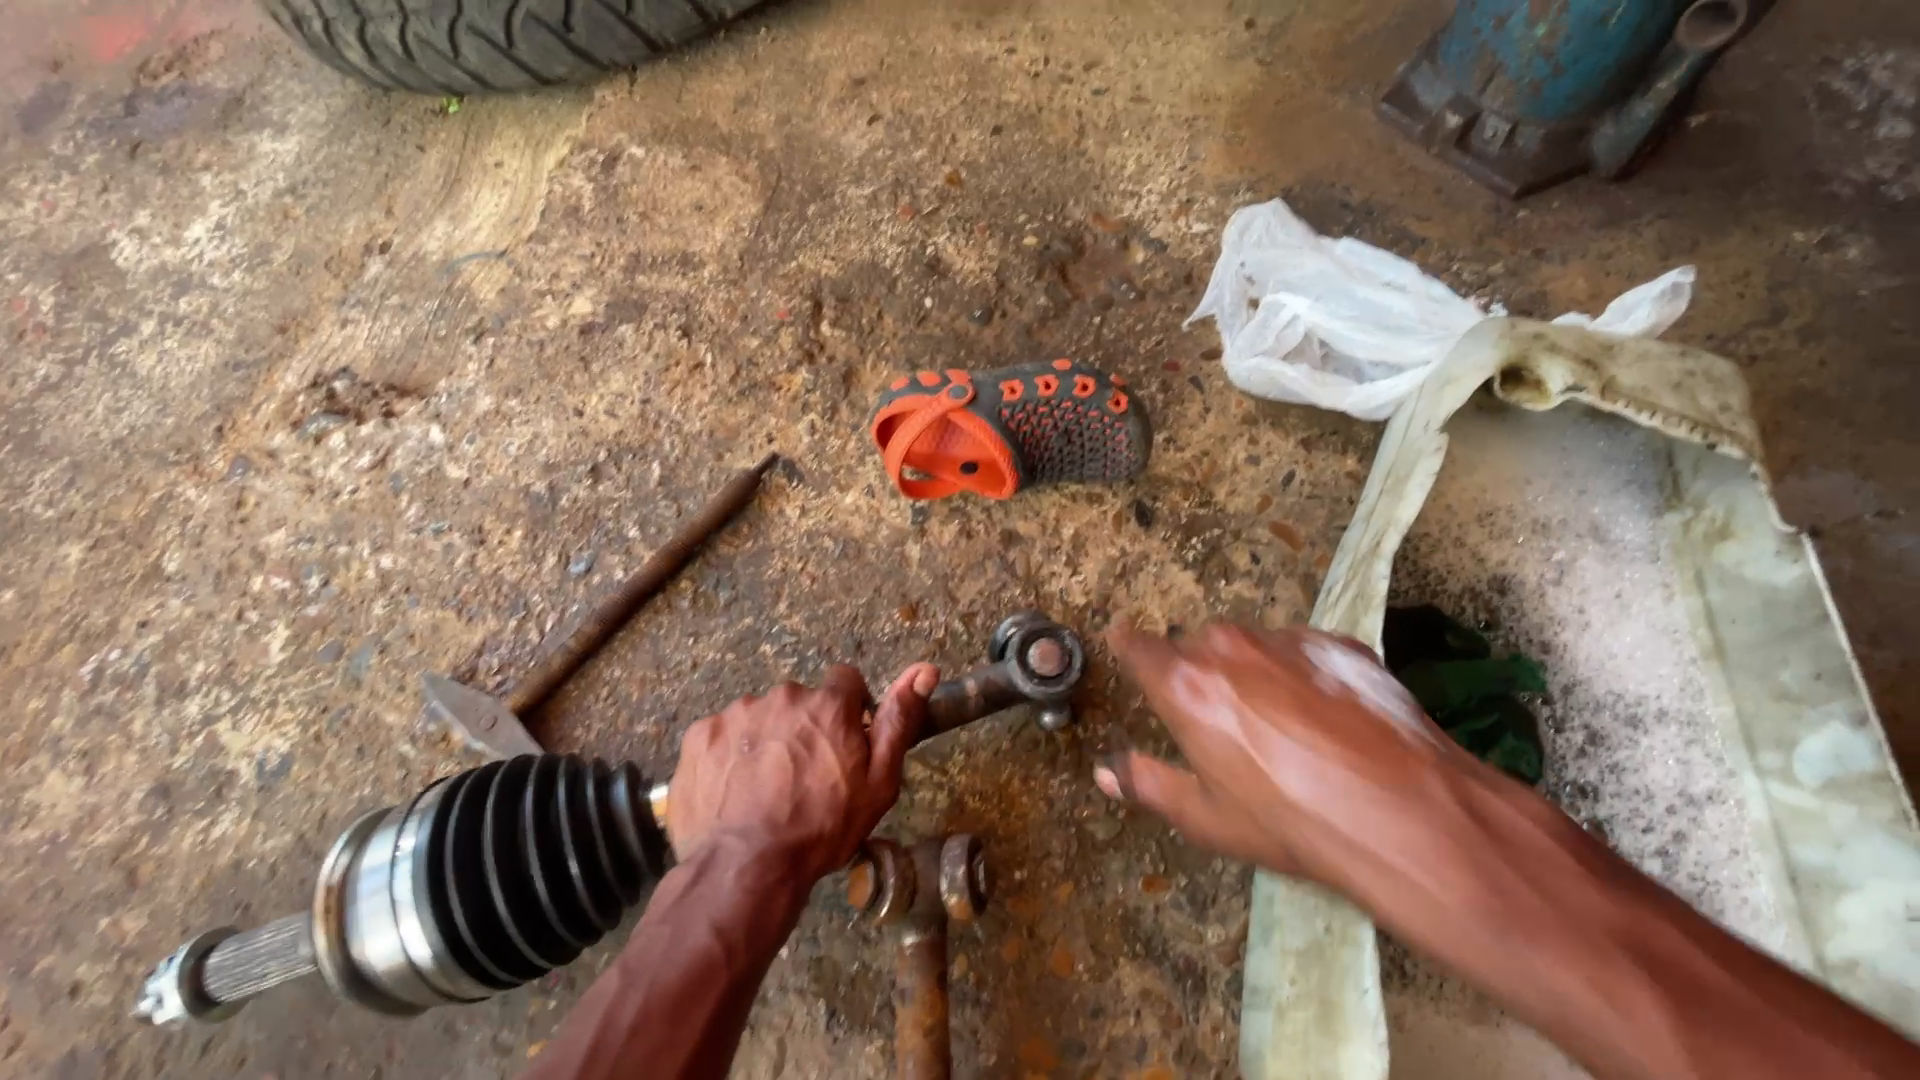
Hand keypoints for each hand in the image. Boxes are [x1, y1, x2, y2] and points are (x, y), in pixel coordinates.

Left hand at [667, 663, 939, 883]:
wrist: (745, 867)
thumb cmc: (822, 828)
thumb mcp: (878, 782)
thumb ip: (899, 720)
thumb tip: (925, 670)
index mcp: (827, 704)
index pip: (846, 680)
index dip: (849, 710)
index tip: (844, 742)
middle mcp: (781, 696)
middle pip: (800, 702)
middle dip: (804, 728)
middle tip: (804, 777)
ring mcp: (735, 714)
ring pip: (760, 717)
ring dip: (766, 741)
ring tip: (765, 790)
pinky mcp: (699, 736)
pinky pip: (722, 735)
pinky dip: (729, 756)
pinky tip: (733, 791)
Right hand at [1097, 621, 1528, 910]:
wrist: (1407, 813)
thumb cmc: (1291, 821)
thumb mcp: (1206, 818)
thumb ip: (1147, 784)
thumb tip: (1105, 771)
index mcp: (1186, 684)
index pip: (1136, 646)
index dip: (1129, 648)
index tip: (1127, 650)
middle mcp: (1230, 647)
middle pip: (1196, 646)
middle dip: (1198, 673)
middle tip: (1219, 721)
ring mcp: (1289, 640)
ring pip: (1251, 646)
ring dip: (1251, 672)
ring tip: (1281, 725)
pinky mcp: (1340, 645)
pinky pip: (1301, 652)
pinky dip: (1301, 675)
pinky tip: (1327, 719)